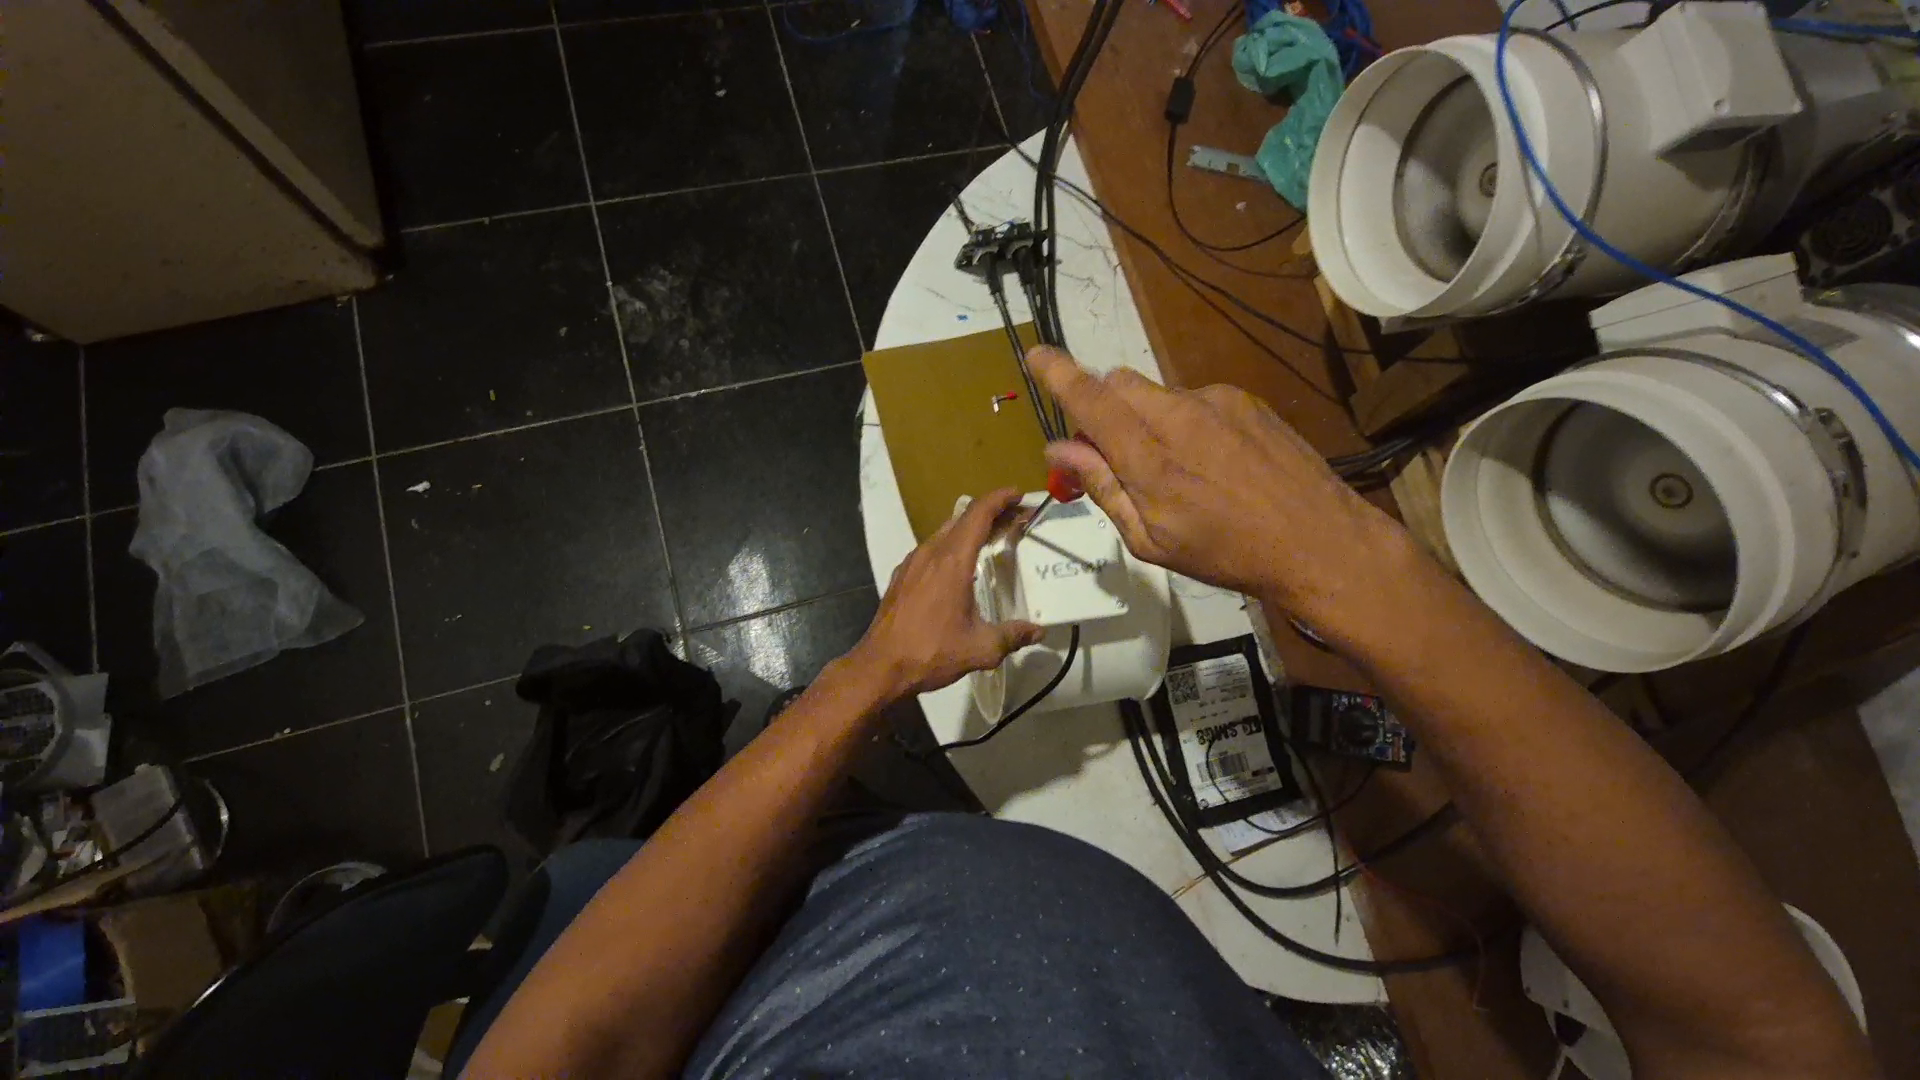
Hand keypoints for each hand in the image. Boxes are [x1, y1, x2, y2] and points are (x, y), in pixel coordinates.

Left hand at [848, 488, 1044, 699]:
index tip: (1019, 494)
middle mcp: (931, 553)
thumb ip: (1013, 636)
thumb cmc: (931, 652)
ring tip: (993, 538)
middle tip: (1016, 519)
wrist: (880, 666)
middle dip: (991, 513)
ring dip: (970, 529)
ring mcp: (912, 562)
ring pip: (945, 532)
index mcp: (952, 561)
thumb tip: (1038, 632)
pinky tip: (961, 565)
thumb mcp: (980, 648)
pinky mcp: (902, 575)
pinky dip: (952, 545)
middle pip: (963, 518)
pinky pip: (931, 548)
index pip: (978, 514)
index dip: (1000, 499)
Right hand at [1026, 346, 1415, 632]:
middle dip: (1103, 407)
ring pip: (1156, 392)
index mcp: (1150, 458)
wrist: (1317, 541)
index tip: (1036, 355)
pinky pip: (1194, 398)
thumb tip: (1058, 449)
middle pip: (1119, 384)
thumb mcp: (1151, 539)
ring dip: (1145, 417)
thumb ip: (1102, 487)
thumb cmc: (1225, 553)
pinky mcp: (1245, 401)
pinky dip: (1183, 421)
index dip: (1058, 374)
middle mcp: (1179, 416)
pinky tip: (1212, 460)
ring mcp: (1217, 402)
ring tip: (1177, 467)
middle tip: (1111, 452)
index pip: (1091, 400)